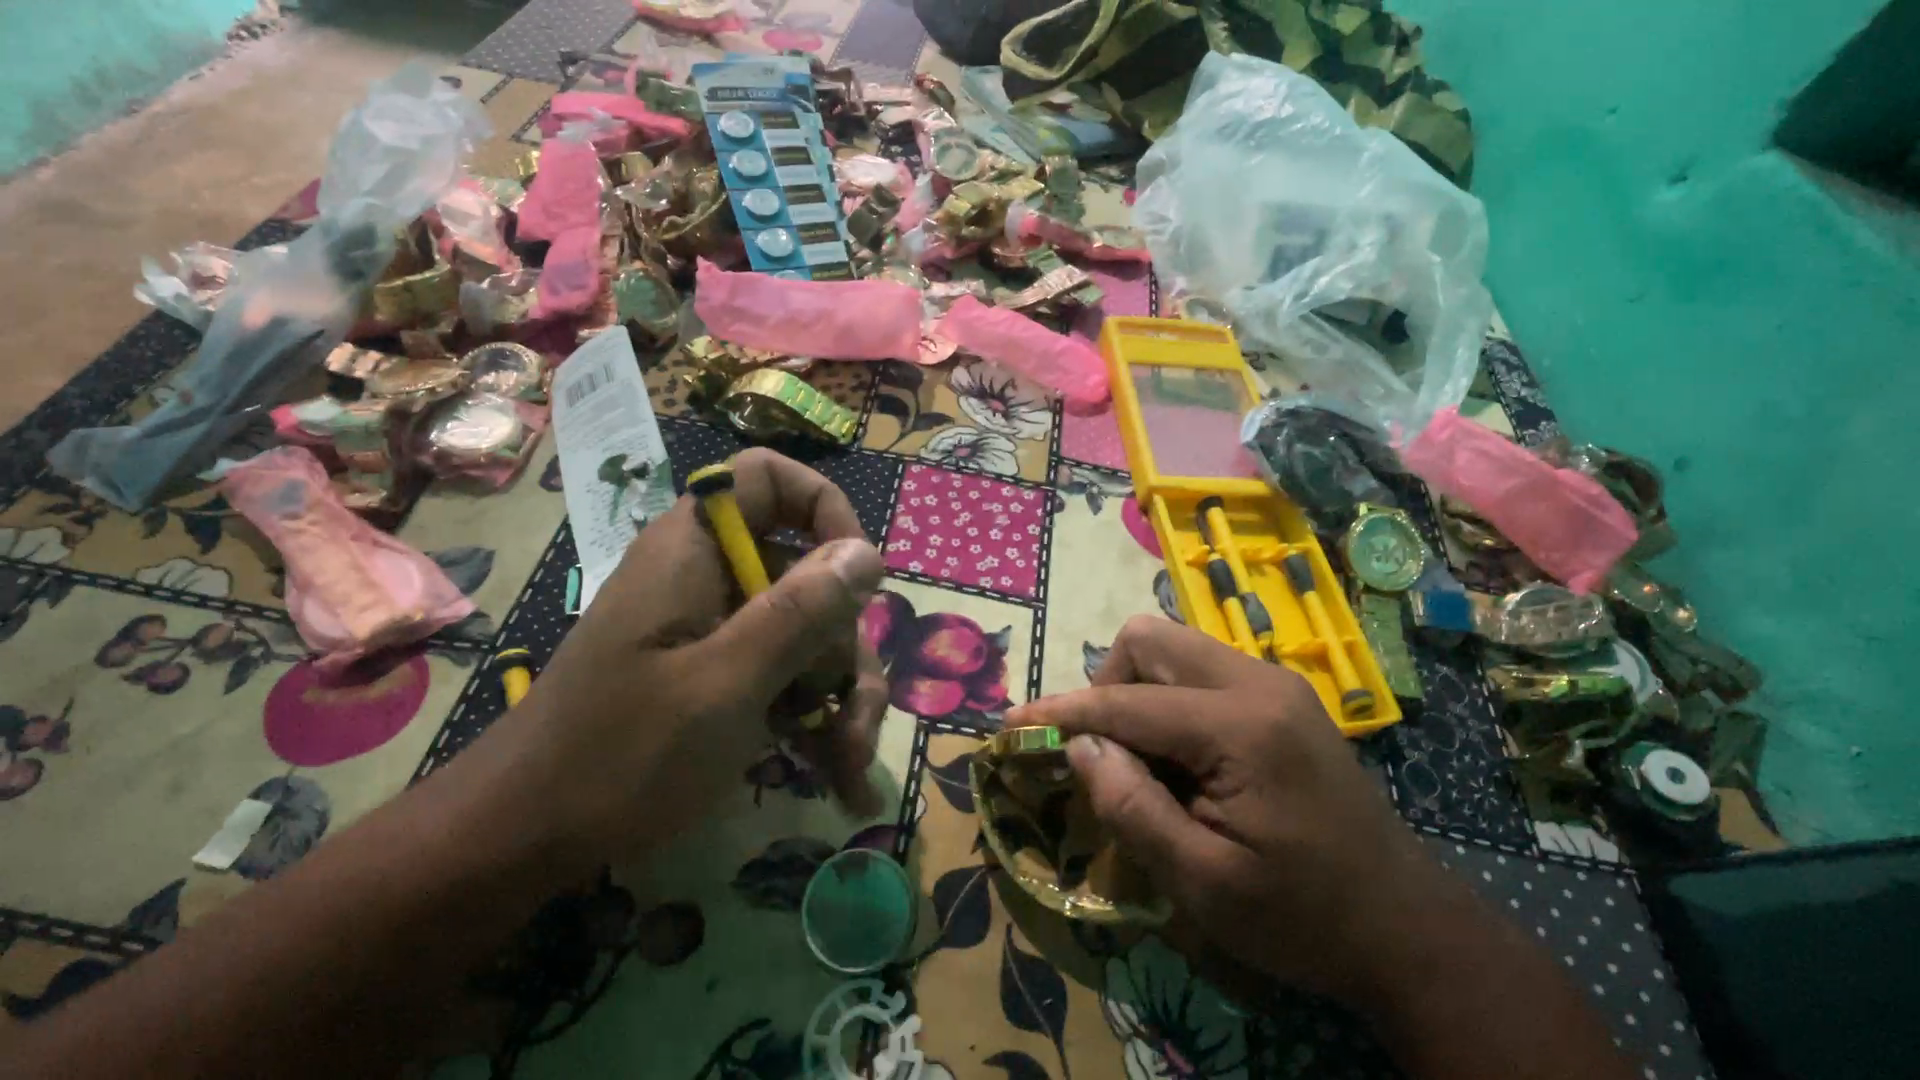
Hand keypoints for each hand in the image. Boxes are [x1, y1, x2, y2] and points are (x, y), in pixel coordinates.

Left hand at [490, 449, 888, 864]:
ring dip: (839, 696)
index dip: (823, 510)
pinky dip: (813, 720)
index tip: (857, 577)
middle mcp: (708, 579)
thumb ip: (798, 613)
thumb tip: (867, 553)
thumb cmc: (623, 753)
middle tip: (856, 719)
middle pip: (806, 574)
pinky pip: (784, 677)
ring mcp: (712, 632)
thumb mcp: (725, 684)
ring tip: (850, 765)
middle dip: (845, 646)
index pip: (768, 479)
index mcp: (695, 551)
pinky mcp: (715, 679)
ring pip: (806, 634)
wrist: (529, 836)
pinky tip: (839, 778)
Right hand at [1005, 616, 1452, 1007]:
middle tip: (1101, 754)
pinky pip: (1203, 672)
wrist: (1405, 927)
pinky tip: (1177, 760)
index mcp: (1241, 727)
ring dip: (1137, 692)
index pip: (1126, 702)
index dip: (1060, 713)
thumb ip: (1131, 807)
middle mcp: (1259, 683)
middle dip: (1107, 687)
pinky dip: (1169, 700)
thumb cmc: (1302, 917)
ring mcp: (1277, 686)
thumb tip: (1077, 745)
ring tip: (1137, 762)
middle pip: (1151, 640)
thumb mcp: (1202, 883)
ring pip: (1176, 648)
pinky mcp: (1284, 700)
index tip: (1010, 725)